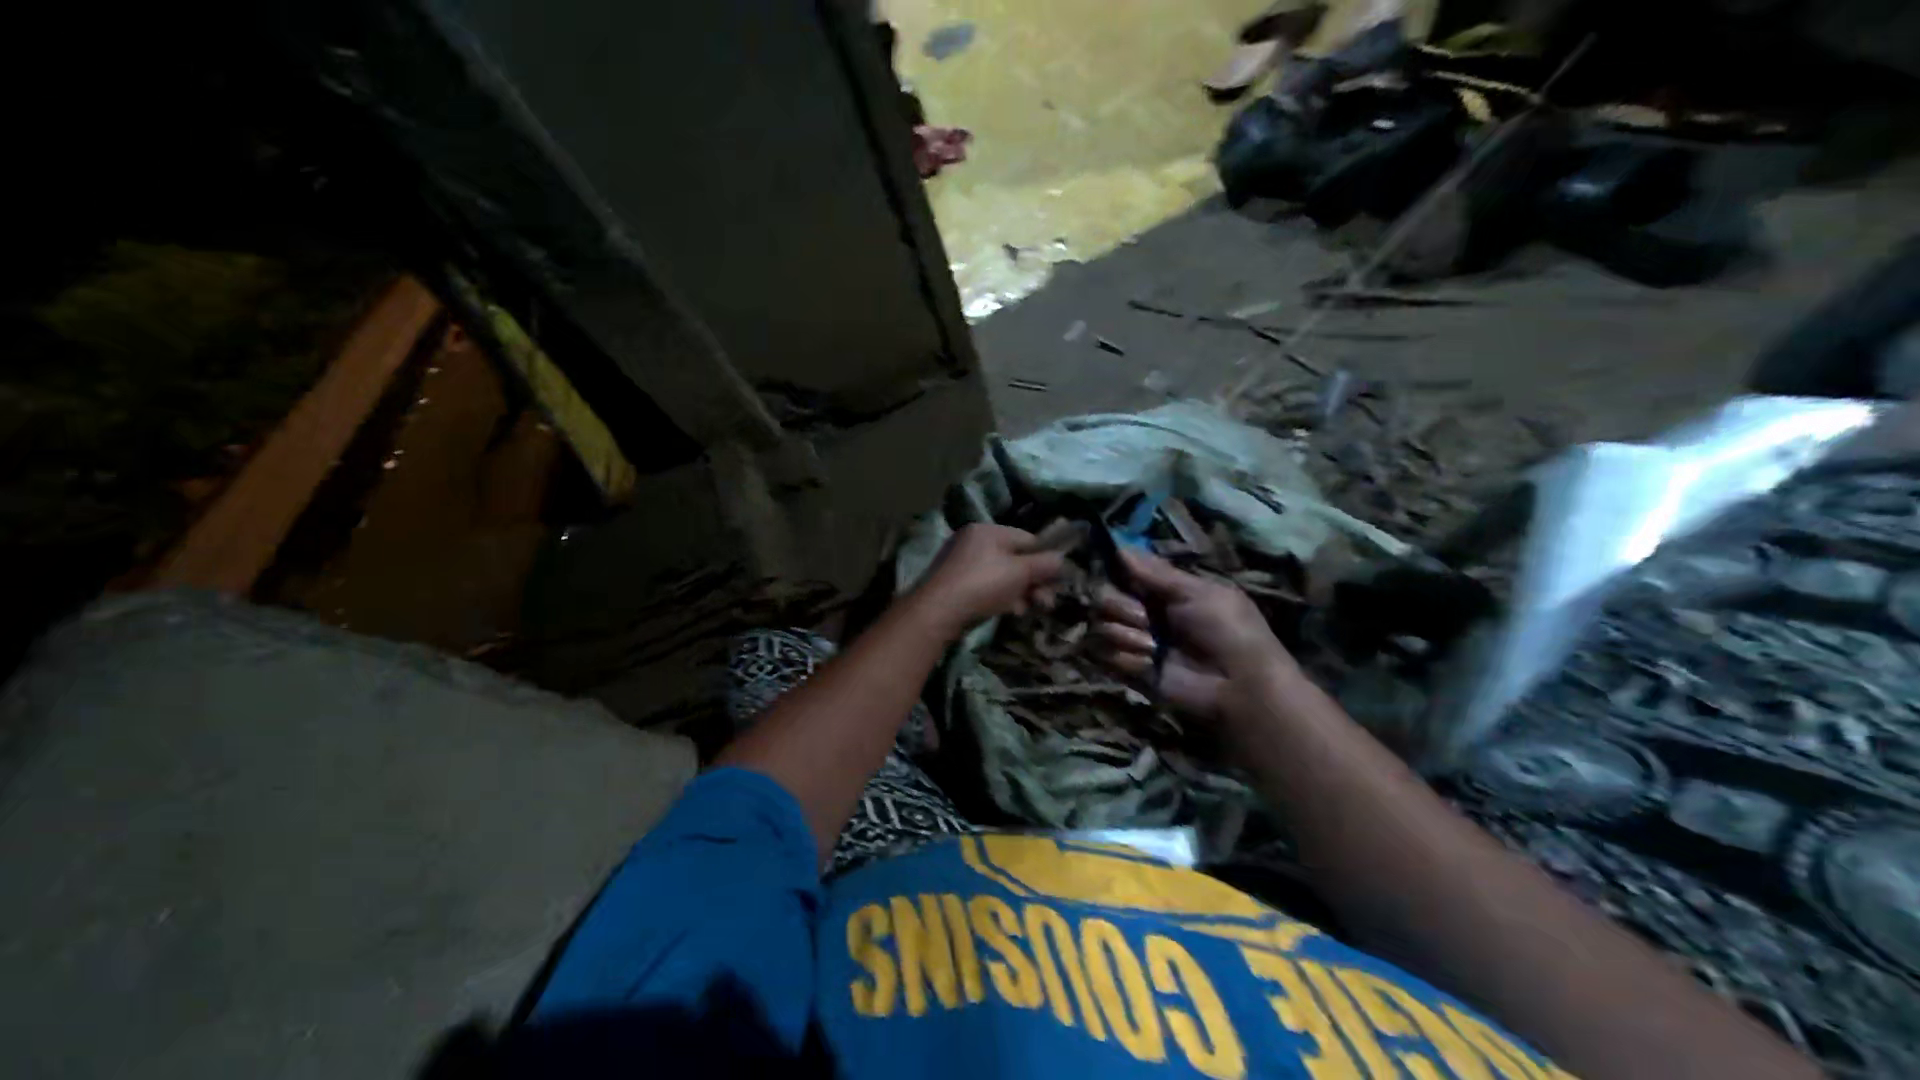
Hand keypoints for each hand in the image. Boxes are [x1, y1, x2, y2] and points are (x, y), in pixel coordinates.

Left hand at [912, 524, 1066, 635]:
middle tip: (1045, 602)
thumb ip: (1045, 564)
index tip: (1057, 580)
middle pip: (1015, 559)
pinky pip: (987, 587)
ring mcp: (961, 564)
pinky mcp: (955, 586)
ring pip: (1002, 576)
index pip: (1027, 539)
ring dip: (1020, 593)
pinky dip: (1002, 598)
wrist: (937, 612)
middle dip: (1033, 581)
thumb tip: (1062, 559)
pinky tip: (1010, 612)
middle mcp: (973, 542)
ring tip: (1028, 610)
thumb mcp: (1020, 572)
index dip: (1045, 559)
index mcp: (987, 530)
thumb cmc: (983, 585)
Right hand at [1092, 548, 1296, 719]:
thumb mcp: (1198, 592)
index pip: (1121, 572)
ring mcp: (1133, 641)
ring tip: (1152, 647)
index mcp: (1161, 590)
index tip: (1115, 571)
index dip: (1114, 571)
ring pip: (1098, 626)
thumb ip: (1156, 572)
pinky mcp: (1129, 670)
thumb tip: (1121, 546)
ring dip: (1124, 634)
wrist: (1239, 684)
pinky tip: (1148, 664)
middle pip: (1101, 597)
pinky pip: (1103, 656)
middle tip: (1145, 618)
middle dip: (1119, 605)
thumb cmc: (1227, 630)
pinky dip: (1125, 658)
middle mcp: (1142, 612)